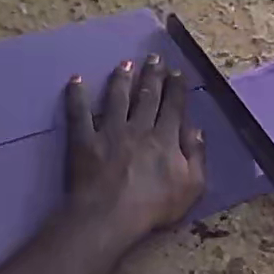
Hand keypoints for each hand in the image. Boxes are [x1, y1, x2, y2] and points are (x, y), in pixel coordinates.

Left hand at [65, 55, 206, 240]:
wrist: (112, 215)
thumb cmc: (155, 206)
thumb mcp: (192, 187)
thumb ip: (197, 157)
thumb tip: (197, 130)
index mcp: (166, 139)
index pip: (174, 107)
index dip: (176, 88)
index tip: (177, 72)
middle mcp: (139, 127)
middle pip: (148, 96)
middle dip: (152, 75)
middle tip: (154, 57)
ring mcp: (110, 131)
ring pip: (117, 98)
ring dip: (122, 79)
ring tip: (125, 64)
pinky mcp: (85, 140)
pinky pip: (79, 113)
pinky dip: (76, 96)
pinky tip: (75, 80)